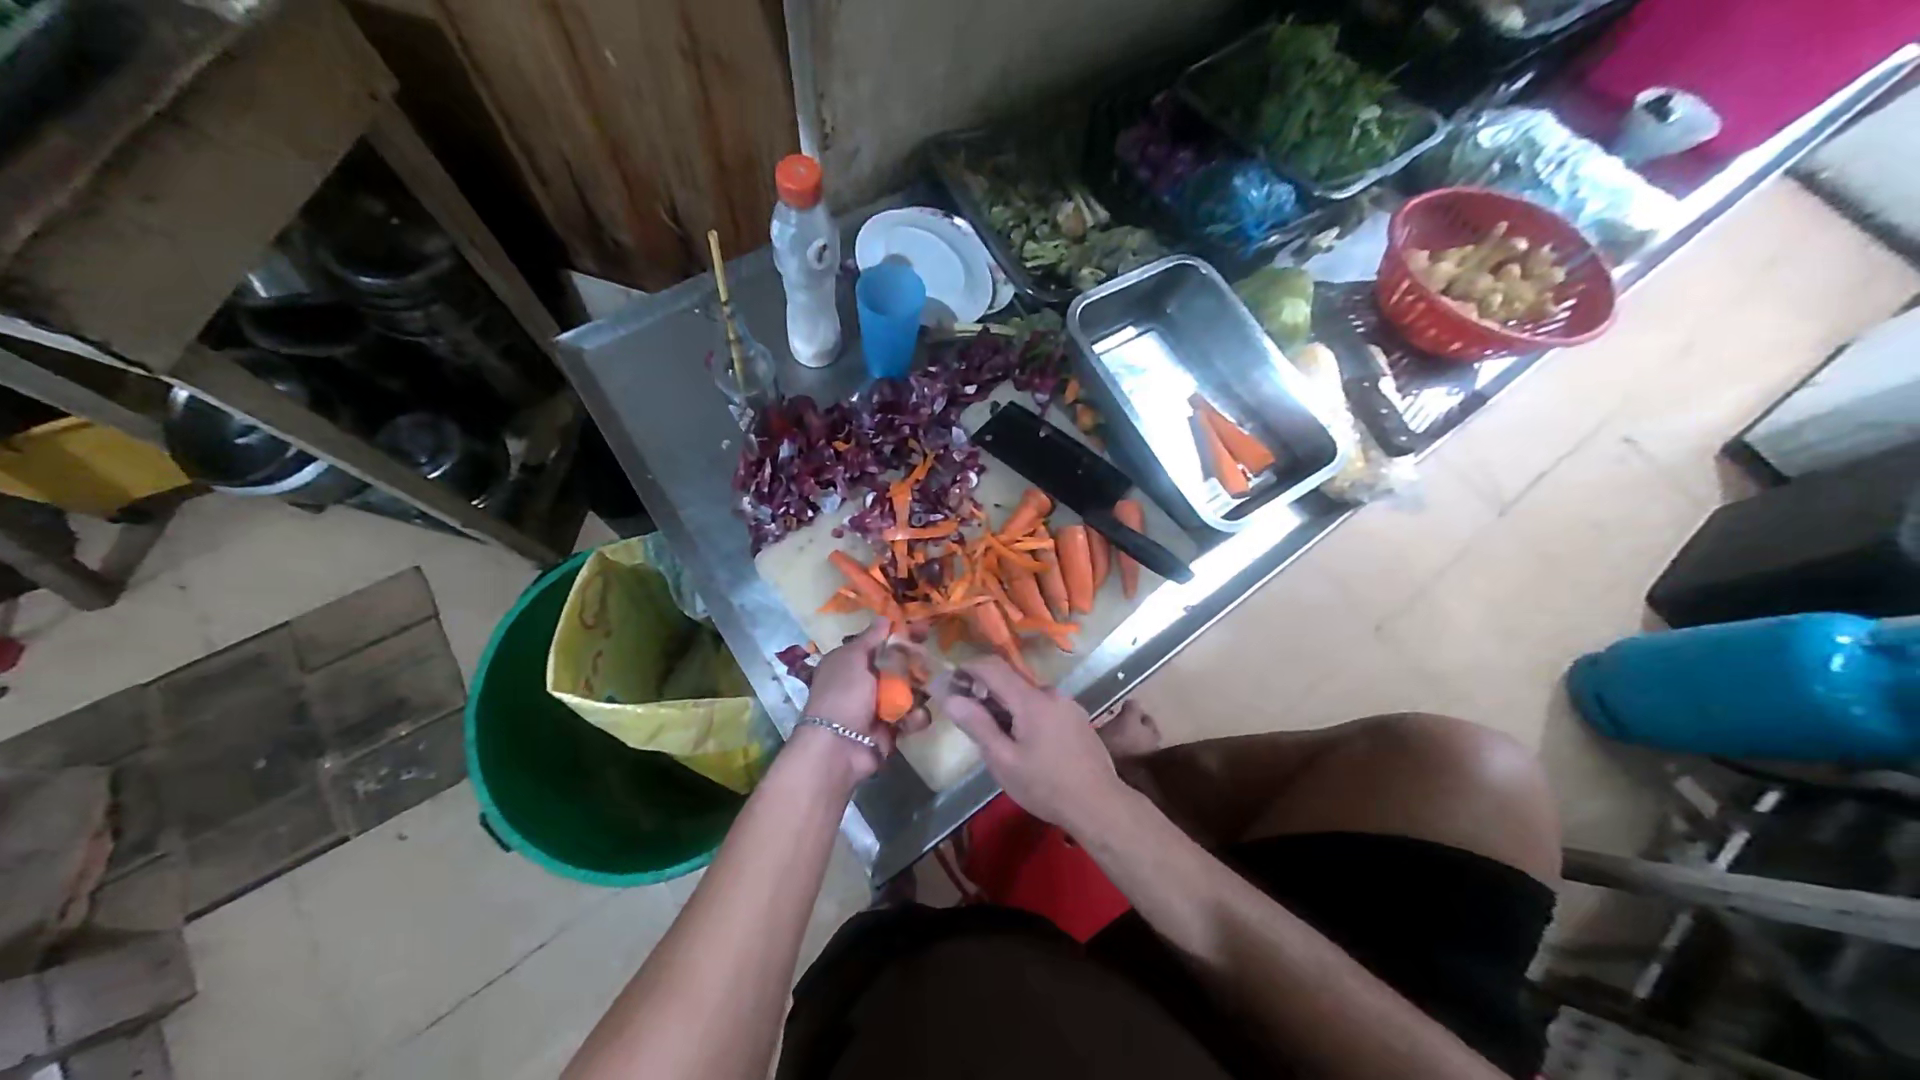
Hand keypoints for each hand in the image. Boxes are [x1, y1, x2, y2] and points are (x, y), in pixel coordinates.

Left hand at [796, 621, 927, 786]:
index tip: (924, 629)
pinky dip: (915, 717)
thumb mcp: (853, 658)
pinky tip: (912, 719)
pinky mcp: (893, 727)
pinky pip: (913, 715)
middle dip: (916, 663)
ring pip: (912, 689)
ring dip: (919, 691)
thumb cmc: (843, 694)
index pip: (882, 642)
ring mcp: (881, 704)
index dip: (902, 634)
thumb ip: (872, 638)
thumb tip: (884, 617)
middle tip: (927, 662)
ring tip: (922, 692)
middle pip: (900, 664)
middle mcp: (866, 681)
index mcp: (852, 661)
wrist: (838, 746)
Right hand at [936, 657, 1129, 831]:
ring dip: (1008, 707)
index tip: (951, 682)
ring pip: (1028, 696)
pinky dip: (1026, 715)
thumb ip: (977, 725)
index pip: (993, 666)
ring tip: (998, 739)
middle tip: (970, 719)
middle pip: (1011, 681)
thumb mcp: (1003, 760)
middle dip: (986, 693)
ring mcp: (1068, 705)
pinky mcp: (1077, 718)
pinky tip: (1026, 744)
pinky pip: (1044, 707)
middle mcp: (1051, 693)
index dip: (968, 668)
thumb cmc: (1045, 786)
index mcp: (1031, 699)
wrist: (1099, 805)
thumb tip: (950, 697)